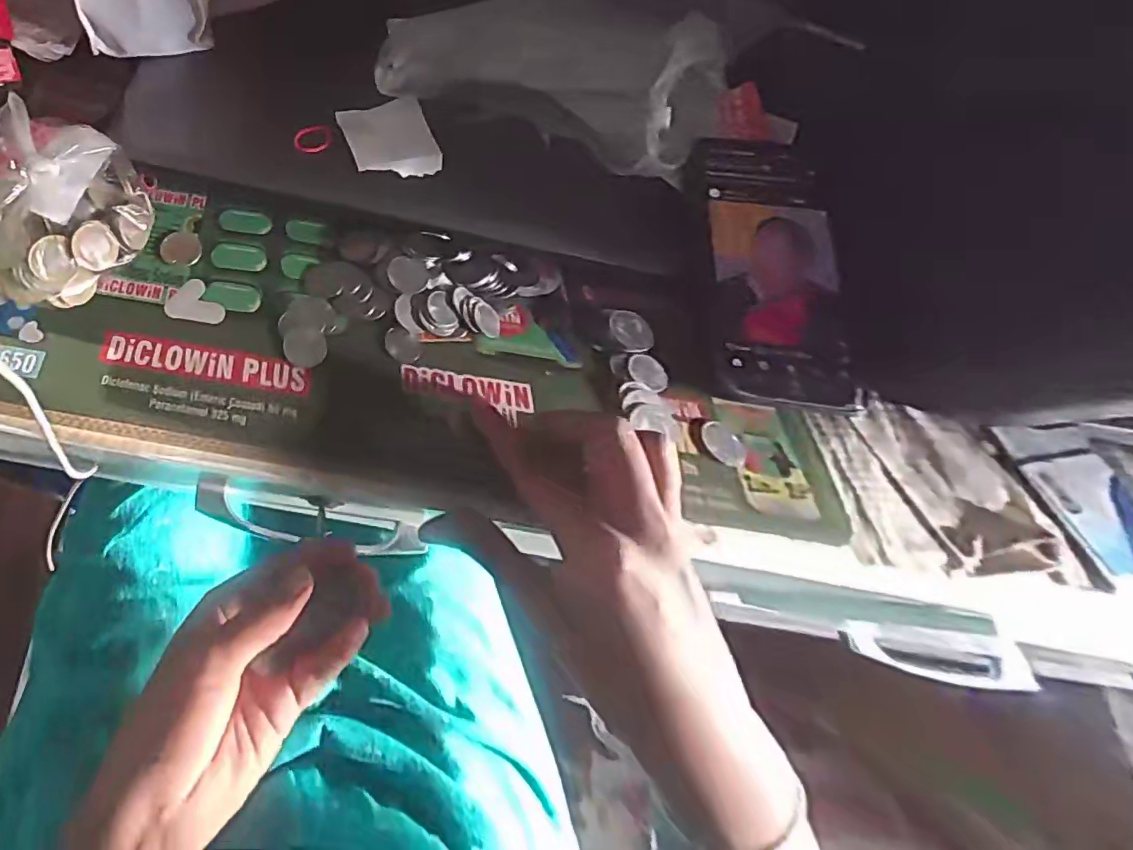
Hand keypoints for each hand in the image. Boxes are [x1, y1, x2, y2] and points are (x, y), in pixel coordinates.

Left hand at [65, 540, 388, 849]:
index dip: (311, 557)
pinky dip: (338, 650)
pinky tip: (360, 632)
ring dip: (345, 613)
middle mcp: (250, 633)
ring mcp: (269, 670)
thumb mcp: (212, 656)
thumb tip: (306, 577)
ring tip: (379, 601)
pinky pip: (316, 670)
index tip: (349, 549)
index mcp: (225, 611)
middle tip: (372, 580)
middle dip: (335, 585)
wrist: (161, 799)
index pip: (274, 574)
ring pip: (315, 632)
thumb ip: (261, 618)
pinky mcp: (283, 705)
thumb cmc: (174, 713)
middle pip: (301, 600)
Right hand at [425, 407, 805, 849]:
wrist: (697, 725)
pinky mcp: (683, 537)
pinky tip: (598, 486)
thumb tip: (436, 521)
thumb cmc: (612, 677)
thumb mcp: (543, 615)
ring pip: (646, 446)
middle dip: (558, 424)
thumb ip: (492, 553)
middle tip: (523, 439)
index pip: (538, 476)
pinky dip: (627, 458)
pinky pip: (661, 474)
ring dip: (599, 435)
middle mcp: (642, 523)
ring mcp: (671, 527)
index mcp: (599, 547)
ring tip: (563, 453)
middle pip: (606, 438)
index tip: (478, 408)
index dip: (503, 438)